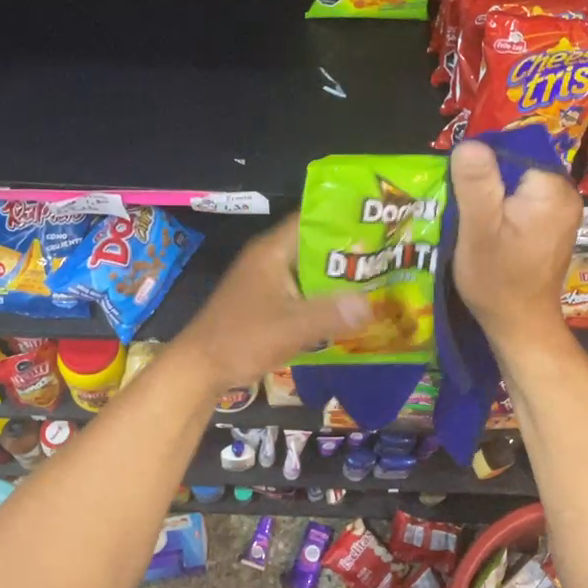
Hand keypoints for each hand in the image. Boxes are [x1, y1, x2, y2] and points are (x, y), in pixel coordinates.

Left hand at [169, 215, 370, 390]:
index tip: (378, 223)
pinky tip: (349, 312)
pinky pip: (302, 293)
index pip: (311, 220)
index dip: (344, 219)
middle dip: (348, 253)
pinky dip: (323, 299)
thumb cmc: (241, 339)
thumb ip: (331, 314)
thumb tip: (372, 304)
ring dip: (337, 279)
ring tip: (378, 282)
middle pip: (314, 246)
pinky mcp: (265, 304)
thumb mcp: (291, 327)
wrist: (199, 369)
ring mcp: (265, 282)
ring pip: (309, 272)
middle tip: (388, 257)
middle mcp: (269, 259)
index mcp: (271, 251)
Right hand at [450, 140, 581, 346]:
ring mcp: (560, 211)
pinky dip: (500, 210)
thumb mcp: (478, 229)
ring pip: (514, 184)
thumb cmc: (497, 280)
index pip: (510, 151)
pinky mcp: (551, 225)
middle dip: (484, 182)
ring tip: (471, 222)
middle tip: (462, 209)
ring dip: (489, 197)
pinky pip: (520, 201)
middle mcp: (564, 194)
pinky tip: (485, 231)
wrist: (520, 325)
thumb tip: (470, 143)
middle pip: (513, 166)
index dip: (480, 167)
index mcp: (552, 189)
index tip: (460, 192)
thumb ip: (476, 184)